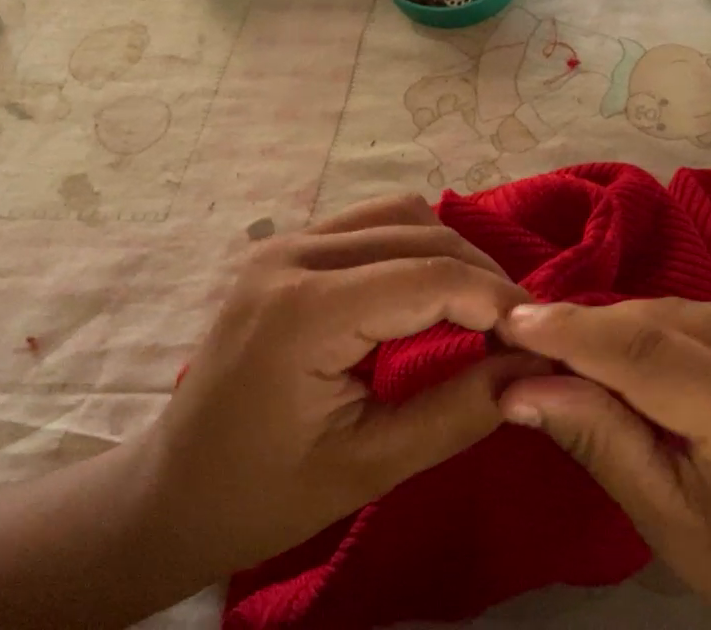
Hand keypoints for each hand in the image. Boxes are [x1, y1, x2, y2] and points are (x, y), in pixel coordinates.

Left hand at [130, 194, 543, 573]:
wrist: (169, 496)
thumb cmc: (263, 496)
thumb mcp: (371, 467)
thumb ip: (460, 411)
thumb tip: (537, 367)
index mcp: (303, 311)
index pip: (432, 277)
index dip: (499, 302)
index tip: (541, 340)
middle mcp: (291, 256)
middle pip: (424, 234)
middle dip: (484, 277)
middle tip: (518, 332)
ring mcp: (284, 245)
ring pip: (403, 215)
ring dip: (453, 256)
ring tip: (481, 311)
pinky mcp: (287, 250)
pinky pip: (375, 224)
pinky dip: (420, 249)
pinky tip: (433, 295)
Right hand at [497, 300, 710, 628]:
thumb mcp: (670, 522)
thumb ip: (600, 440)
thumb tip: (520, 385)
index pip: (651, 354)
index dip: (576, 333)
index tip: (513, 321)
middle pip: (675, 321)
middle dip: (602, 330)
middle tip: (539, 343)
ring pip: (701, 310)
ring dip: (643, 328)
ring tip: (592, 356)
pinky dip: (687, 330)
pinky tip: (659, 359)